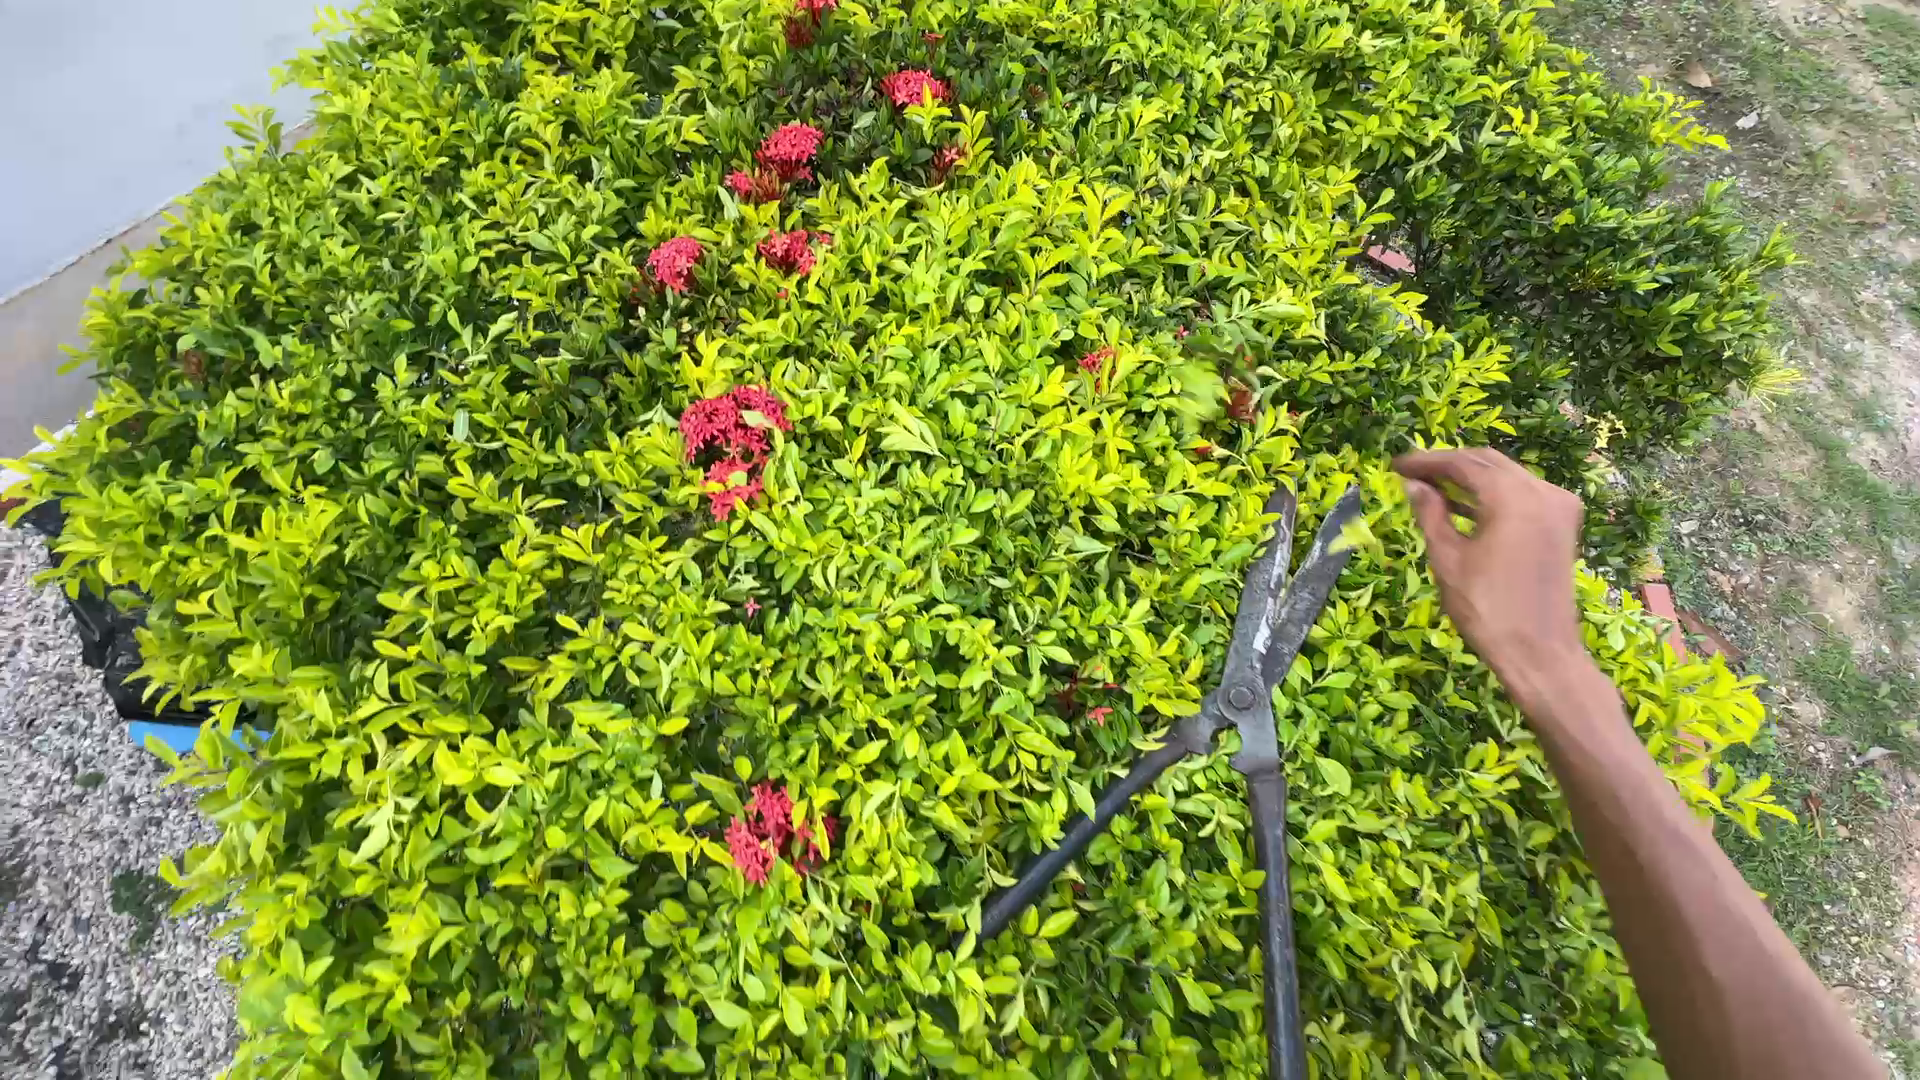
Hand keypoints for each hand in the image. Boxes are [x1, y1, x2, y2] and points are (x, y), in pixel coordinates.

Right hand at [1393, 449, 1588, 705]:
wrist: (1538, 650)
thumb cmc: (1485, 607)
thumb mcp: (1447, 558)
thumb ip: (1430, 514)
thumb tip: (1413, 484)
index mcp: (1514, 500)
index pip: (1464, 464)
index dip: (1427, 461)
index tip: (1395, 464)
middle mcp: (1543, 494)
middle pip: (1489, 463)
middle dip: (1448, 464)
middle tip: (1410, 472)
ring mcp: (1558, 509)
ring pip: (1507, 476)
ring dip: (1468, 477)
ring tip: (1430, 486)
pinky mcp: (1561, 526)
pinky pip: (1521, 494)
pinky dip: (1490, 494)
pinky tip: (1462, 505)